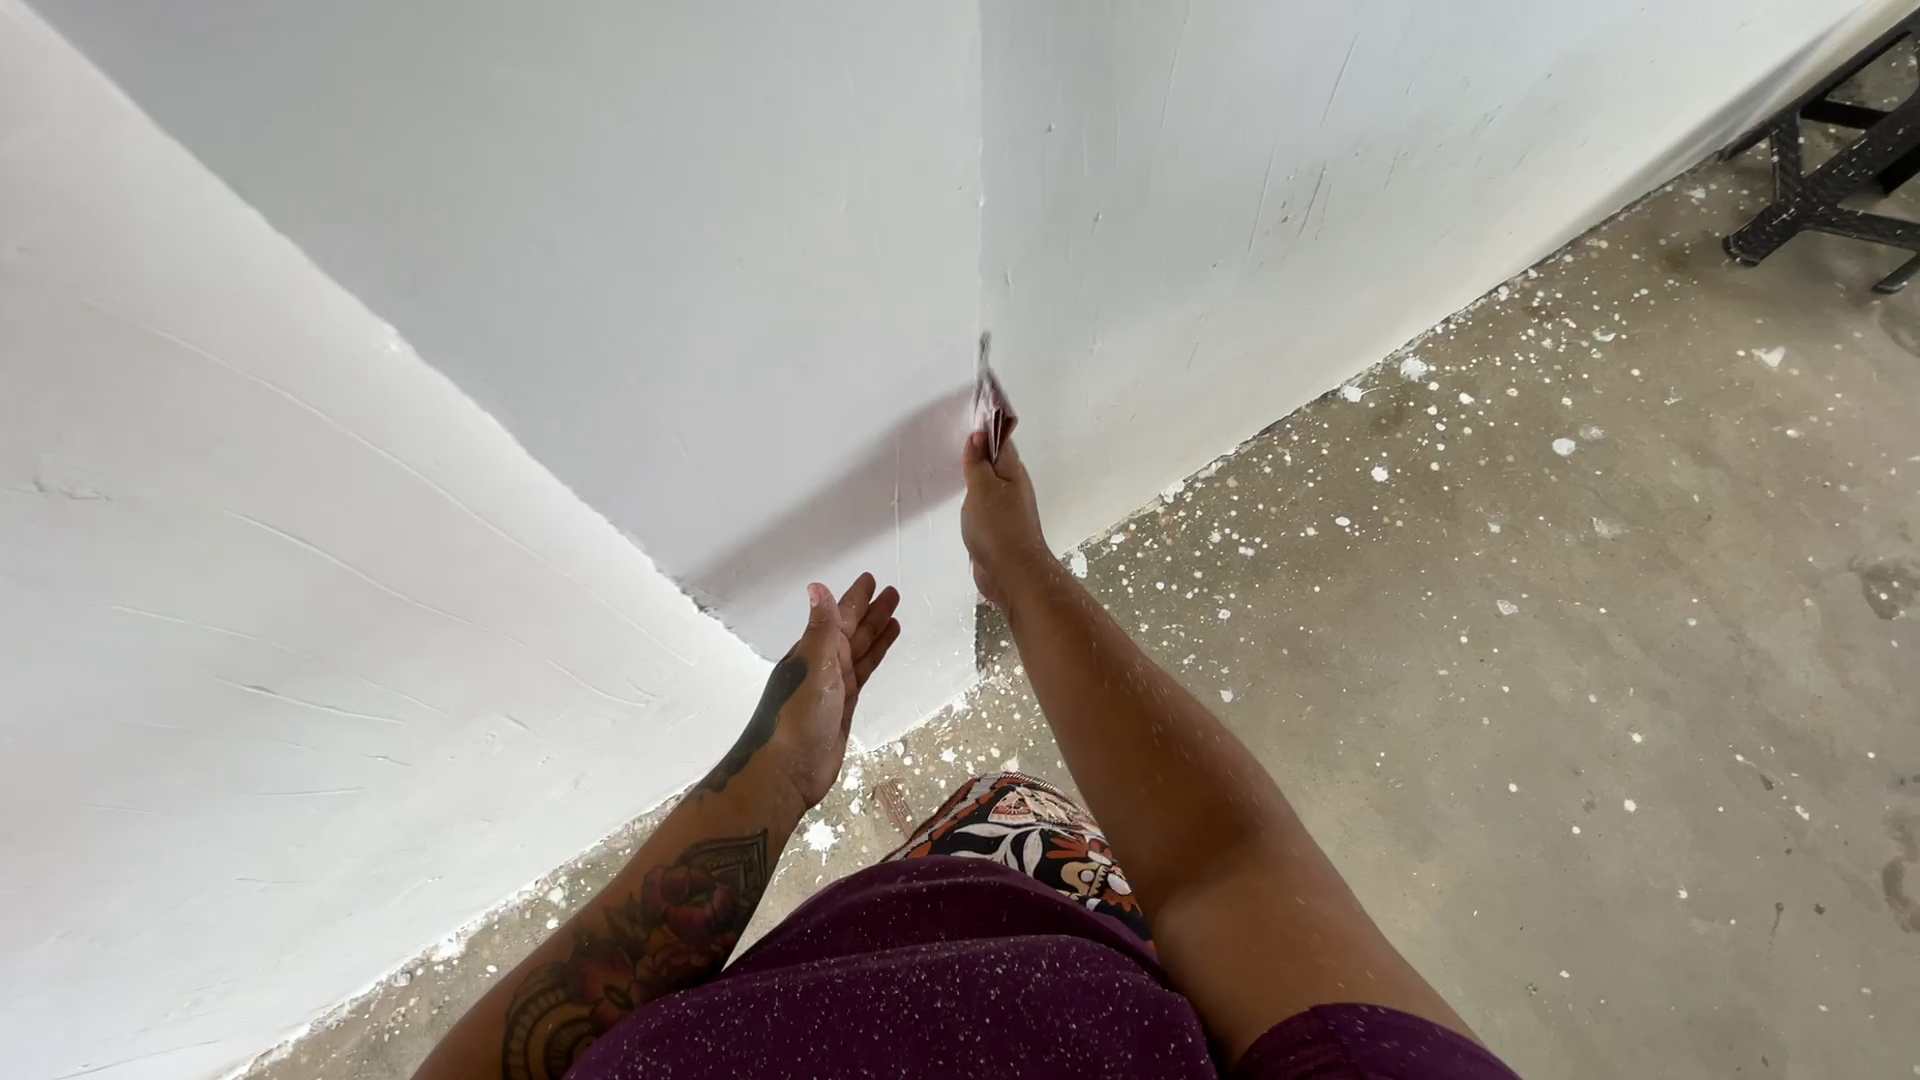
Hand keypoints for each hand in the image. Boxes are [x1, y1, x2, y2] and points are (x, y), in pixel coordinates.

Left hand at [765, 573, 900, 806]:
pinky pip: (863, 672)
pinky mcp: (844, 706)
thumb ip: (822, 628)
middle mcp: (823, 663)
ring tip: (895, 615)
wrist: (788, 770)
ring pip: (860, 651)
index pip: (839, 616)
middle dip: (870, 612)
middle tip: (892, 592)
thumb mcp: (813, 666)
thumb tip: (817, 586)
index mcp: (812, 650)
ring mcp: (834, 685)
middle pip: (853, 631)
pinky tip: (883, 648)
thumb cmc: (798, 716)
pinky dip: (874, 658)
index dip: (855, 599)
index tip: (870, 579)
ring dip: (876, 633)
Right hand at [961, 431, 1050, 607]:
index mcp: (1013, 472)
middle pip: (996, 462)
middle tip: (959, 436)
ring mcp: (1007, 510)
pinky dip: (975, 499)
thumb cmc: (998, 528)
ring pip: (990, 485)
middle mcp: (1013, 487)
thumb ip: (977, 463)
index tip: (974, 412)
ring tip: (957, 464)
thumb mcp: (982, 489)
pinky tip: (964, 500)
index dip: (988, 427)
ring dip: (977, 475)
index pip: (1000, 441)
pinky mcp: (999, 529)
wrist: (1012, 574)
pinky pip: (985, 506)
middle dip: (981, 450)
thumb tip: (978, 435)